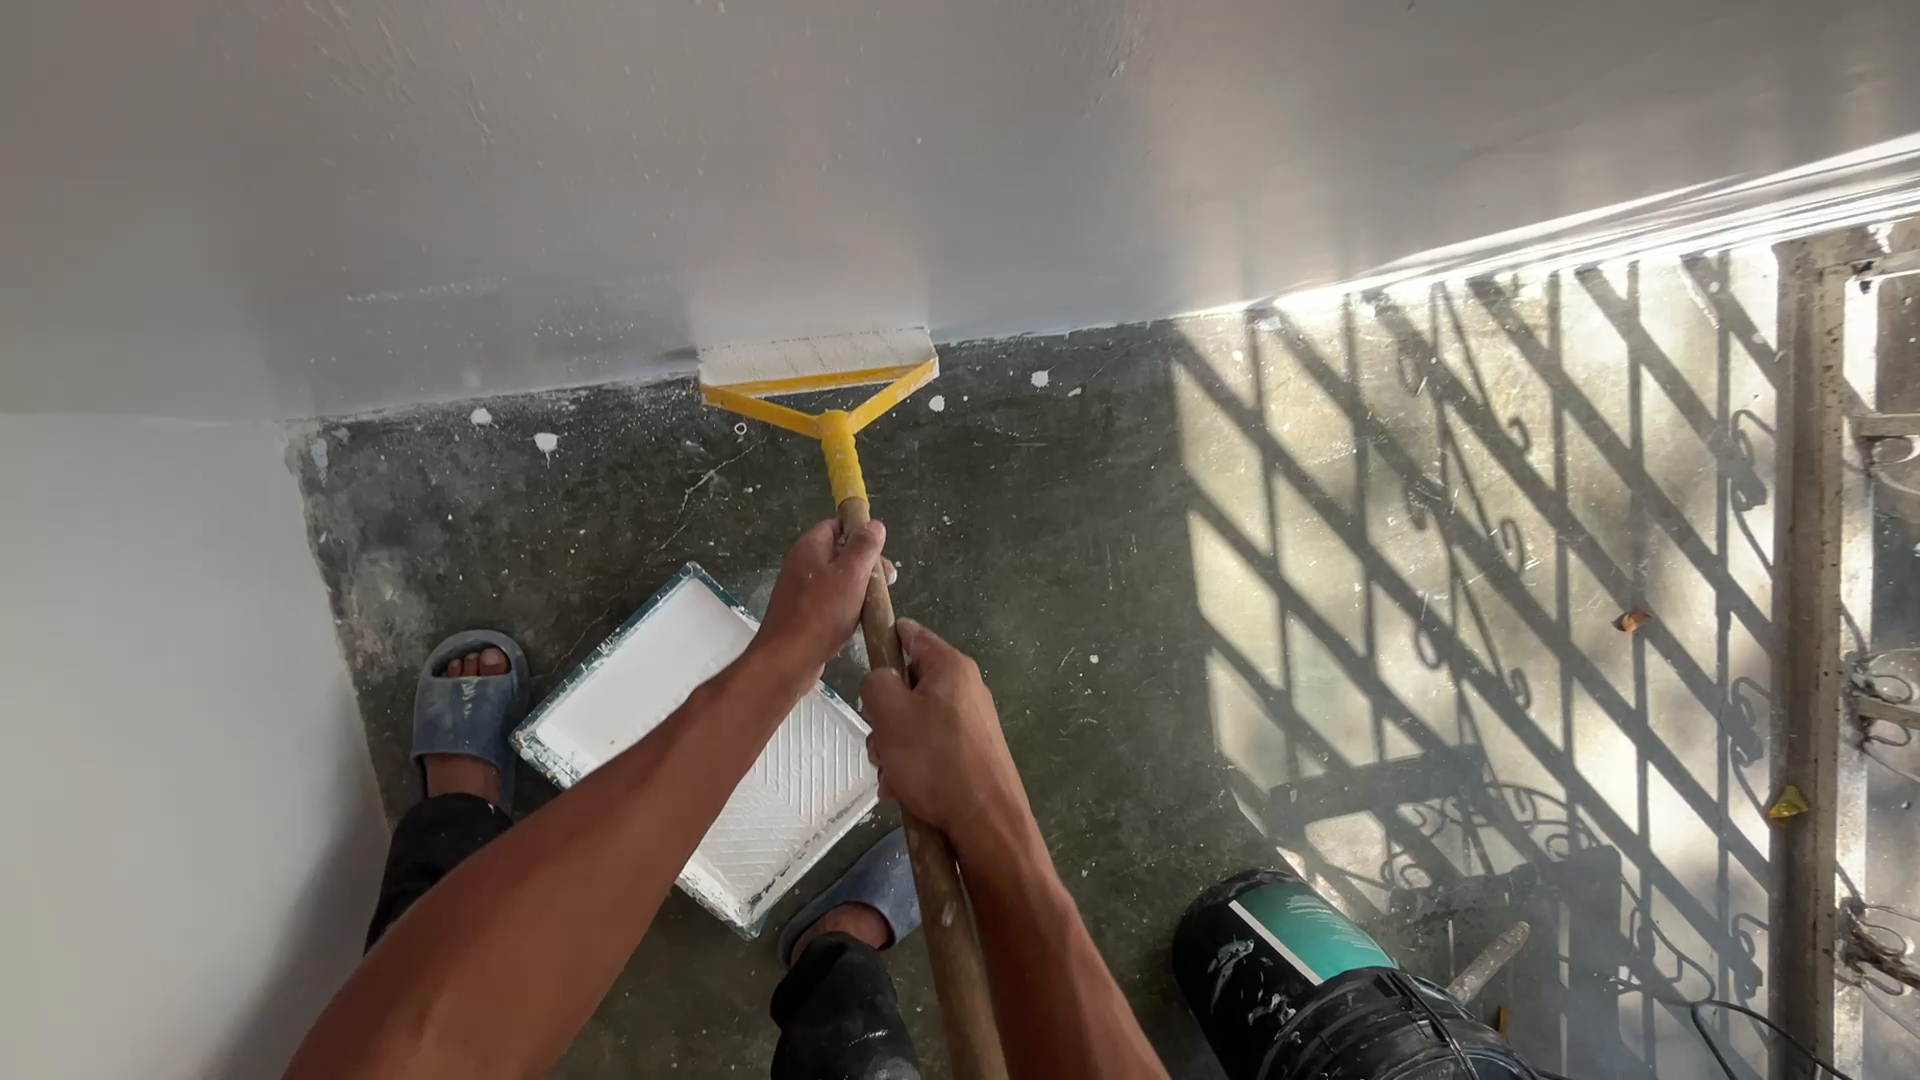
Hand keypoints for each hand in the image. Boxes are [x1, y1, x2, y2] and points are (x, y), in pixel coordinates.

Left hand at [753, 519, 885, 673]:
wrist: (788, 659)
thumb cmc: (822, 613)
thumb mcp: (851, 574)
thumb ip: (864, 547)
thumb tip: (874, 524)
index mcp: (810, 547)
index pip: (837, 526)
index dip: (860, 533)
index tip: (881, 551)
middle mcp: (802, 564)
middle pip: (839, 553)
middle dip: (865, 564)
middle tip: (887, 581)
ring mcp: (800, 591)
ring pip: (837, 580)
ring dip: (859, 588)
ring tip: (876, 603)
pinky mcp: (803, 614)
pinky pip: (830, 602)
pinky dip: (847, 607)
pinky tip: (859, 621)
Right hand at [861, 619, 1033, 853]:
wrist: (985, 820)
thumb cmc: (936, 759)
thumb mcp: (891, 713)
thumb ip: (877, 683)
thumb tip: (883, 680)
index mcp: (951, 668)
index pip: (912, 635)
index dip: (885, 638)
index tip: (863, 652)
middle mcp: (964, 690)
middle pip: (909, 686)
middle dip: (885, 715)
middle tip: (880, 740)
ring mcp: (969, 724)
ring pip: (914, 723)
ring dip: (894, 748)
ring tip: (892, 775)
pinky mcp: (970, 754)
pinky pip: (929, 749)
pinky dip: (912, 767)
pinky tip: (902, 791)